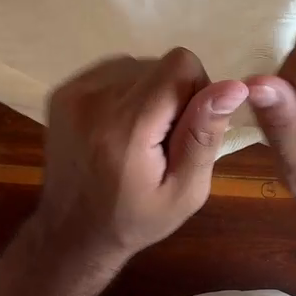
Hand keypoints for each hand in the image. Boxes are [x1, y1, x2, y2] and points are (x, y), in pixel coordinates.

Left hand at [31, 48, 248, 263]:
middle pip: (159, 64)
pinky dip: (125, 93)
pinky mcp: (62, 90)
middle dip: (172, 96)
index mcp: (125, 127)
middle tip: (161, 142)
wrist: (71, 230)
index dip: (196, 92)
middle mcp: (93, 99)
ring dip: (149, 94)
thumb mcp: (184, 192)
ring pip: (138, 65)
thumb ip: (205, 136)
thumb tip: (233, 87)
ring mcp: (72, 92)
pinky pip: (112, 71)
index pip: (180, 65)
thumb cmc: (135, 219)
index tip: (187, 131)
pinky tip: (118, 129)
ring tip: (138, 137)